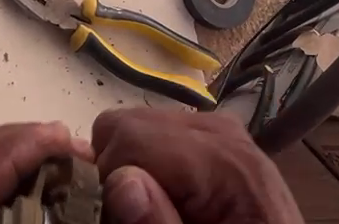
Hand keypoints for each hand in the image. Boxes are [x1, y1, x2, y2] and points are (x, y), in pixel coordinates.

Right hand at [93, 109, 303, 223]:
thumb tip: (120, 180)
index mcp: (227, 161)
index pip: (132, 136)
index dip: (111, 183)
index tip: (122, 222)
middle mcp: (224, 131)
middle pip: (132, 124)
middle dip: (120, 171)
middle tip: (140, 220)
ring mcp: (221, 129)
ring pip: (140, 125)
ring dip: (135, 169)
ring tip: (162, 213)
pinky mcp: (217, 137)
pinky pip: (160, 134)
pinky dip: (152, 164)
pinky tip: (173, 201)